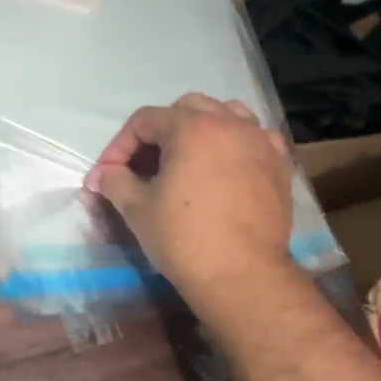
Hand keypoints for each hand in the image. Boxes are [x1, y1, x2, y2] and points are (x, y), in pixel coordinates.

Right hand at [83, 93, 295, 308]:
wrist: (239, 271)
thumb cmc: (181, 237)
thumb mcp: (136, 209)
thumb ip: (115, 182)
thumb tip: (102, 175)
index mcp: (192, 128)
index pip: (145, 120)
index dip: (118, 146)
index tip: (106, 176)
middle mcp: (230, 123)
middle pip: (186, 109)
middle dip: (158, 133)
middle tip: (142, 166)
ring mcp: (260, 141)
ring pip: (225, 115)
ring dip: (198, 131)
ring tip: (184, 161)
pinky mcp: (278, 163)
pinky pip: (252, 138)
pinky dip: (231, 146)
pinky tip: (221, 170)